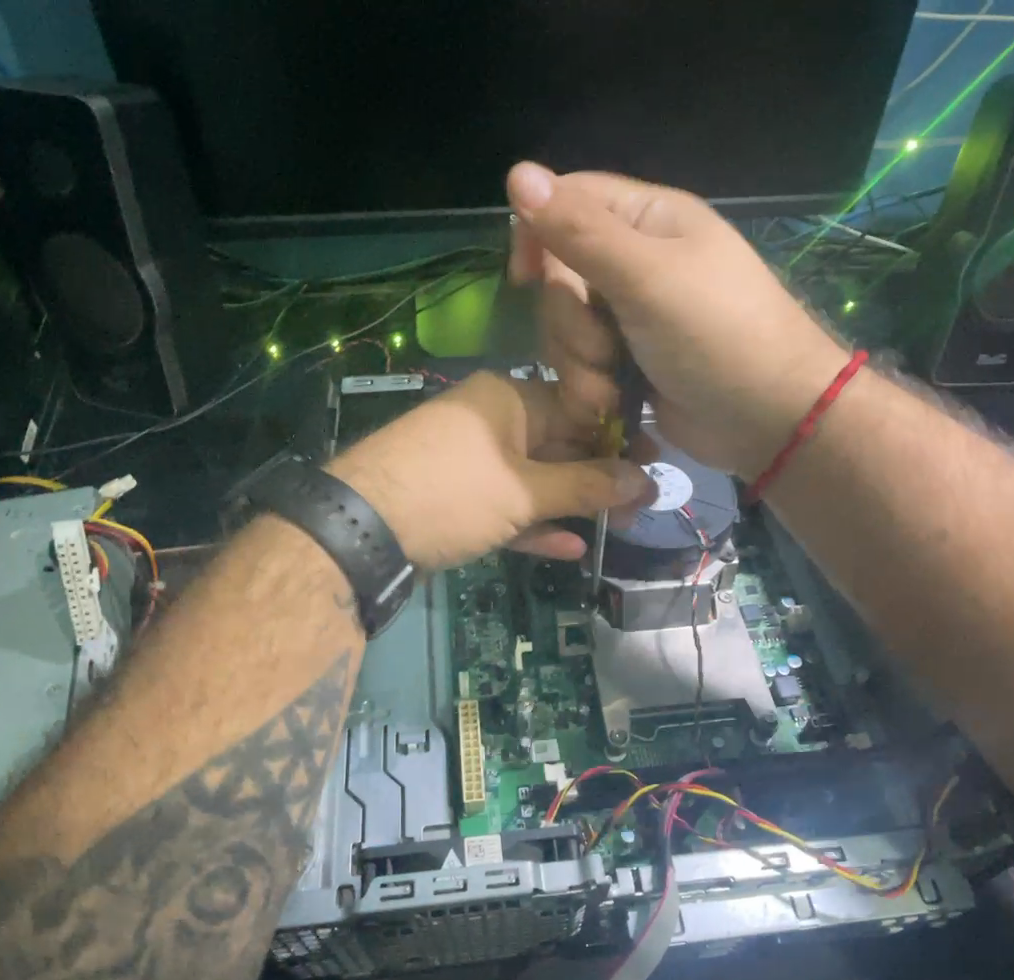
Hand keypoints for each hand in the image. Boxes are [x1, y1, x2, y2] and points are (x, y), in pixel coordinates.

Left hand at [327, 371, 650, 570]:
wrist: (359, 531)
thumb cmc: (451, 493)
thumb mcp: (525, 490)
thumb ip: (586, 486)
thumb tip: (644, 480)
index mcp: (506, 398)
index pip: (576, 407)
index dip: (617, 436)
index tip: (654, 461)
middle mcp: (488, 422)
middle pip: (557, 444)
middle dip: (599, 476)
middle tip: (644, 503)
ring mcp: (468, 463)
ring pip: (533, 480)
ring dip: (572, 504)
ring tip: (618, 526)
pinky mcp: (455, 501)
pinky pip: (506, 507)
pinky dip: (535, 524)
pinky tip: (571, 547)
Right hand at [506, 162, 847, 477]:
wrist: (767, 420)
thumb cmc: (717, 335)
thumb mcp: (646, 275)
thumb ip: (580, 231)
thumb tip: (516, 171)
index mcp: (649, 219)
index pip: (569, 201)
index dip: (537, 233)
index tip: (525, 278)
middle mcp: (636, 261)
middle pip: (559, 274)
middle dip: (571, 322)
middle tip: (606, 347)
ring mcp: (631, 316)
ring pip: (566, 327)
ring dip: (579, 364)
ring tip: (611, 389)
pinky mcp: (628, 364)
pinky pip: (581, 364)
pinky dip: (589, 388)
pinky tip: (609, 407)